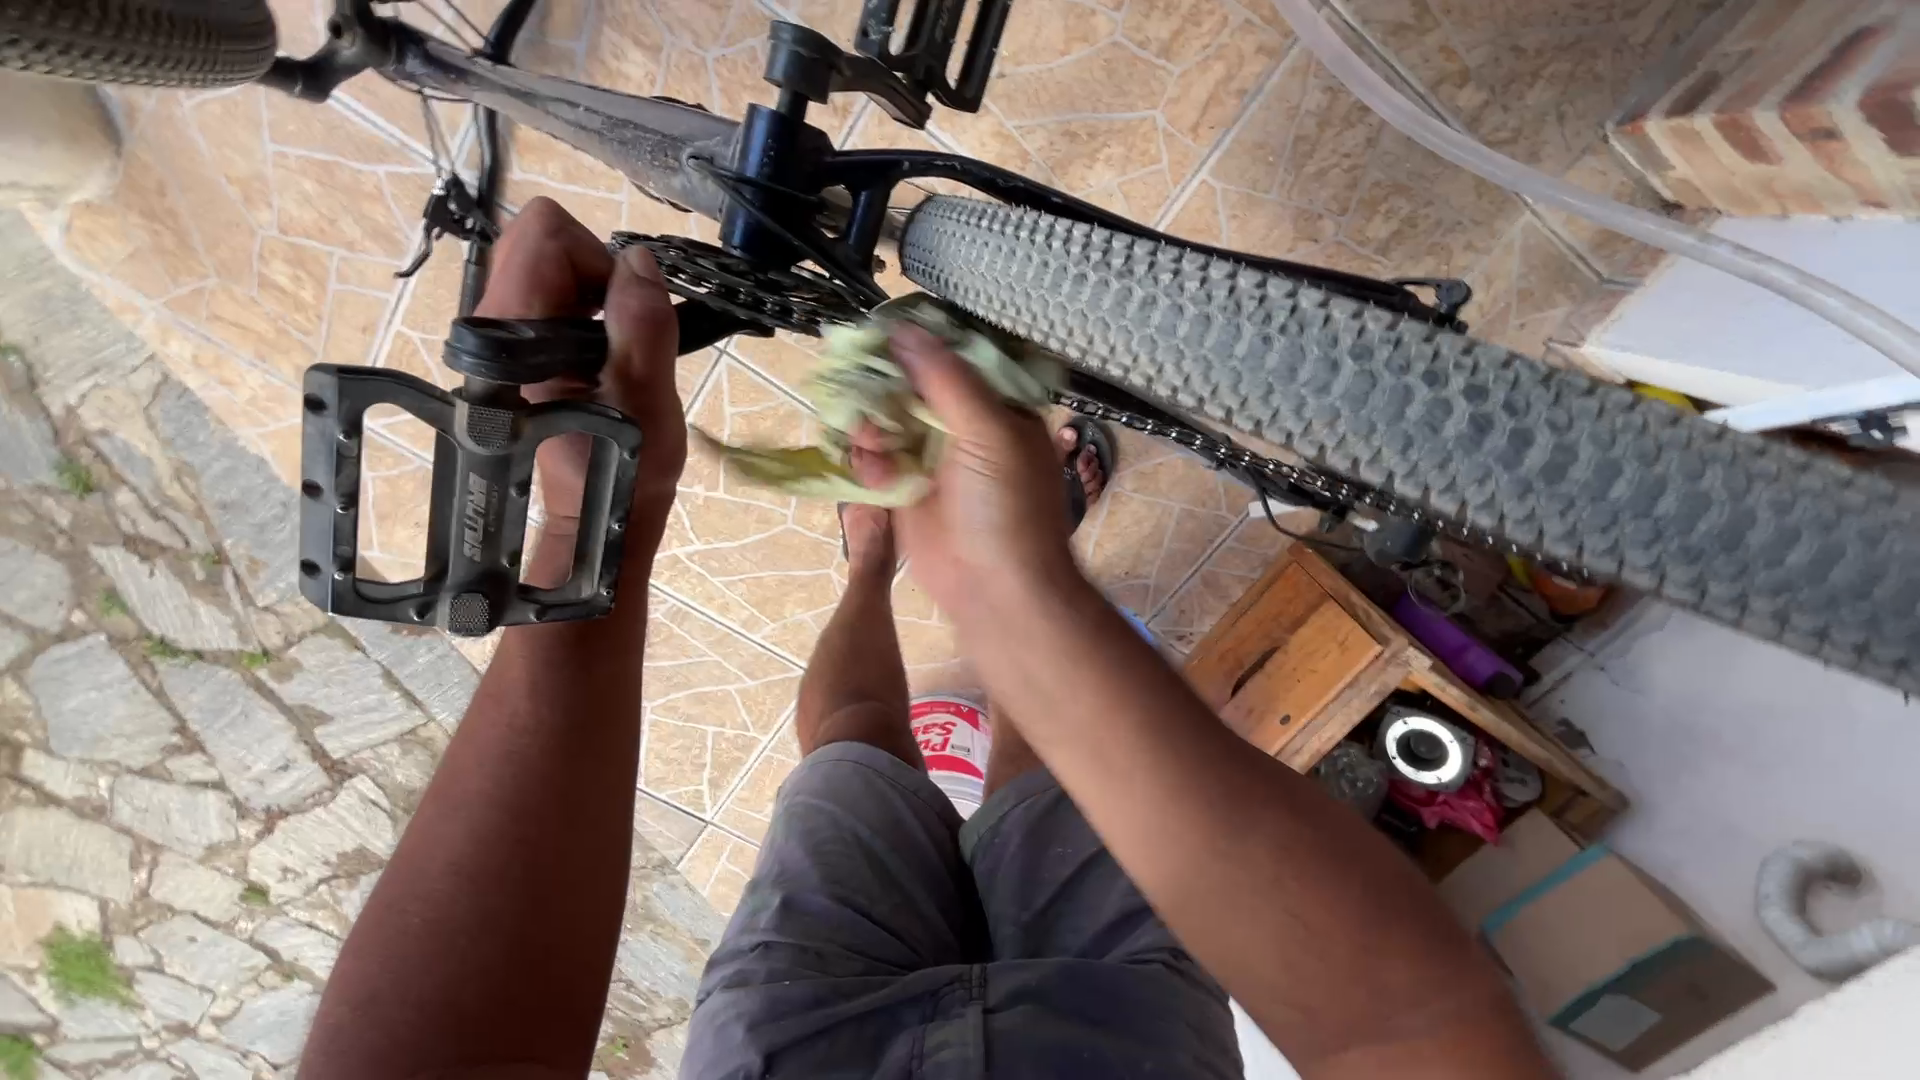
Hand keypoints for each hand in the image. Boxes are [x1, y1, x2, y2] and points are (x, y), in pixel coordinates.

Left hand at [473, 198, 685, 564]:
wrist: (597, 515)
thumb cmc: (623, 469)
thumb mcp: (647, 402)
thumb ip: (641, 327)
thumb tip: (638, 260)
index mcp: (515, 330)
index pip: (545, 233)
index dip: (598, 261)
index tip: (625, 315)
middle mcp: (493, 321)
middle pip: (540, 240)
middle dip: (596, 276)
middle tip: (622, 335)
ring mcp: (499, 333)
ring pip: (546, 265)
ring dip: (594, 297)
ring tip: (615, 351)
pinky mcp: (513, 347)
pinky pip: (549, 294)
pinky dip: (585, 312)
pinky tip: (602, 357)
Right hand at [852, 323, 1078, 618]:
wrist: (995, 588)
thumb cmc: (1006, 507)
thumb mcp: (989, 432)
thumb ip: (946, 379)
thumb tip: (904, 330)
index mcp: (996, 407)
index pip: (952, 359)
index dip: (916, 344)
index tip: (879, 330)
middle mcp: (963, 427)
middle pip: (910, 387)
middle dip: (882, 384)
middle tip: (855, 378)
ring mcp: (931, 459)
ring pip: (886, 421)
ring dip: (871, 424)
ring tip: (870, 437)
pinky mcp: (904, 490)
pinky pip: (874, 459)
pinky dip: (868, 460)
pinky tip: (875, 471)